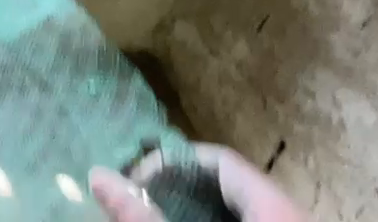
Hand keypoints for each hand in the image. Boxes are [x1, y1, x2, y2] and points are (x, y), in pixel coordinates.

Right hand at [90, 144, 307, 221]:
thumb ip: (143, 220)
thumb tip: (98, 175)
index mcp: (278, 215)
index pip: (220, 161)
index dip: (172, 164)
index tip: (137, 187)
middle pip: (228, 190)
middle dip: (177, 195)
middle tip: (142, 209)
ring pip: (237, 218)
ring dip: (192, 217)